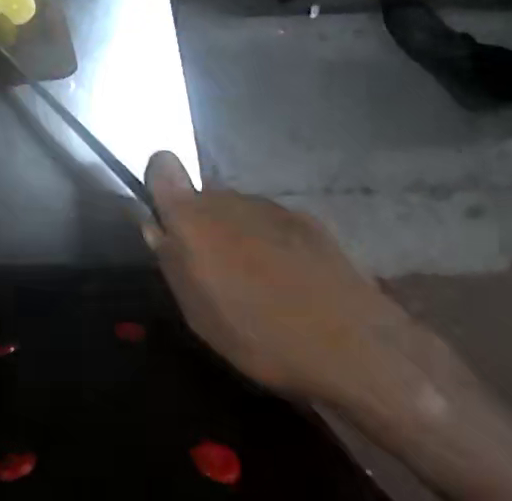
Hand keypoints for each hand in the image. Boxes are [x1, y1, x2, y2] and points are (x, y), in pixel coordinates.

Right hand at [144, 152, 419, 410]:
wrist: (356, 346)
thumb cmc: (261, 334)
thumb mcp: (198, 314)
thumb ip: (171, 262)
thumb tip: (155, 228)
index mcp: (193, 218)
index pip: (162, 166)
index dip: (159, 183)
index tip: (165, 218)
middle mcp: (228, 198)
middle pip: (202, 197)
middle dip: (202, 226)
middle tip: (213, 273)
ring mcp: (270, 206)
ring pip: (238, 212)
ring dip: (237, 236)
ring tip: (255, 285)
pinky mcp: (307, 220)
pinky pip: (272, 224)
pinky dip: (271, 244)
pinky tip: (289, 284)